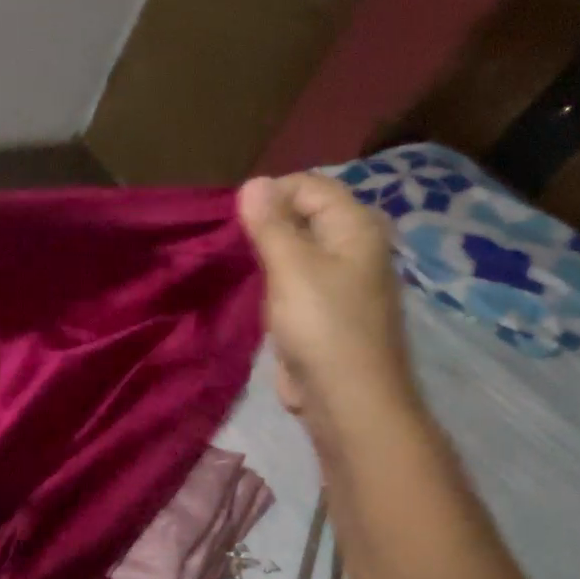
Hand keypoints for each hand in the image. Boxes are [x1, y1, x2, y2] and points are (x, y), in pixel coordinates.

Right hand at [237, 174, 417, 426]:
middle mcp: (354, 246)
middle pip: (304, 216)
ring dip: (264, 253)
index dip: (269, 195)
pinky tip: (247, 290)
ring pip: (297, 249)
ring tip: (229, 263)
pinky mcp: (322, 310)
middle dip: (264, 222)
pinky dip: (270, 279)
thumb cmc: (322, 326)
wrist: (346, 395)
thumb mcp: (291, 269)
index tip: (227, 219)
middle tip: (223, 241)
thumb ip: (271, 226)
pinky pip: (292, 280)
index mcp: (356, 227)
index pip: (310, 187)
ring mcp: (339, 280)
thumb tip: (252, 183)